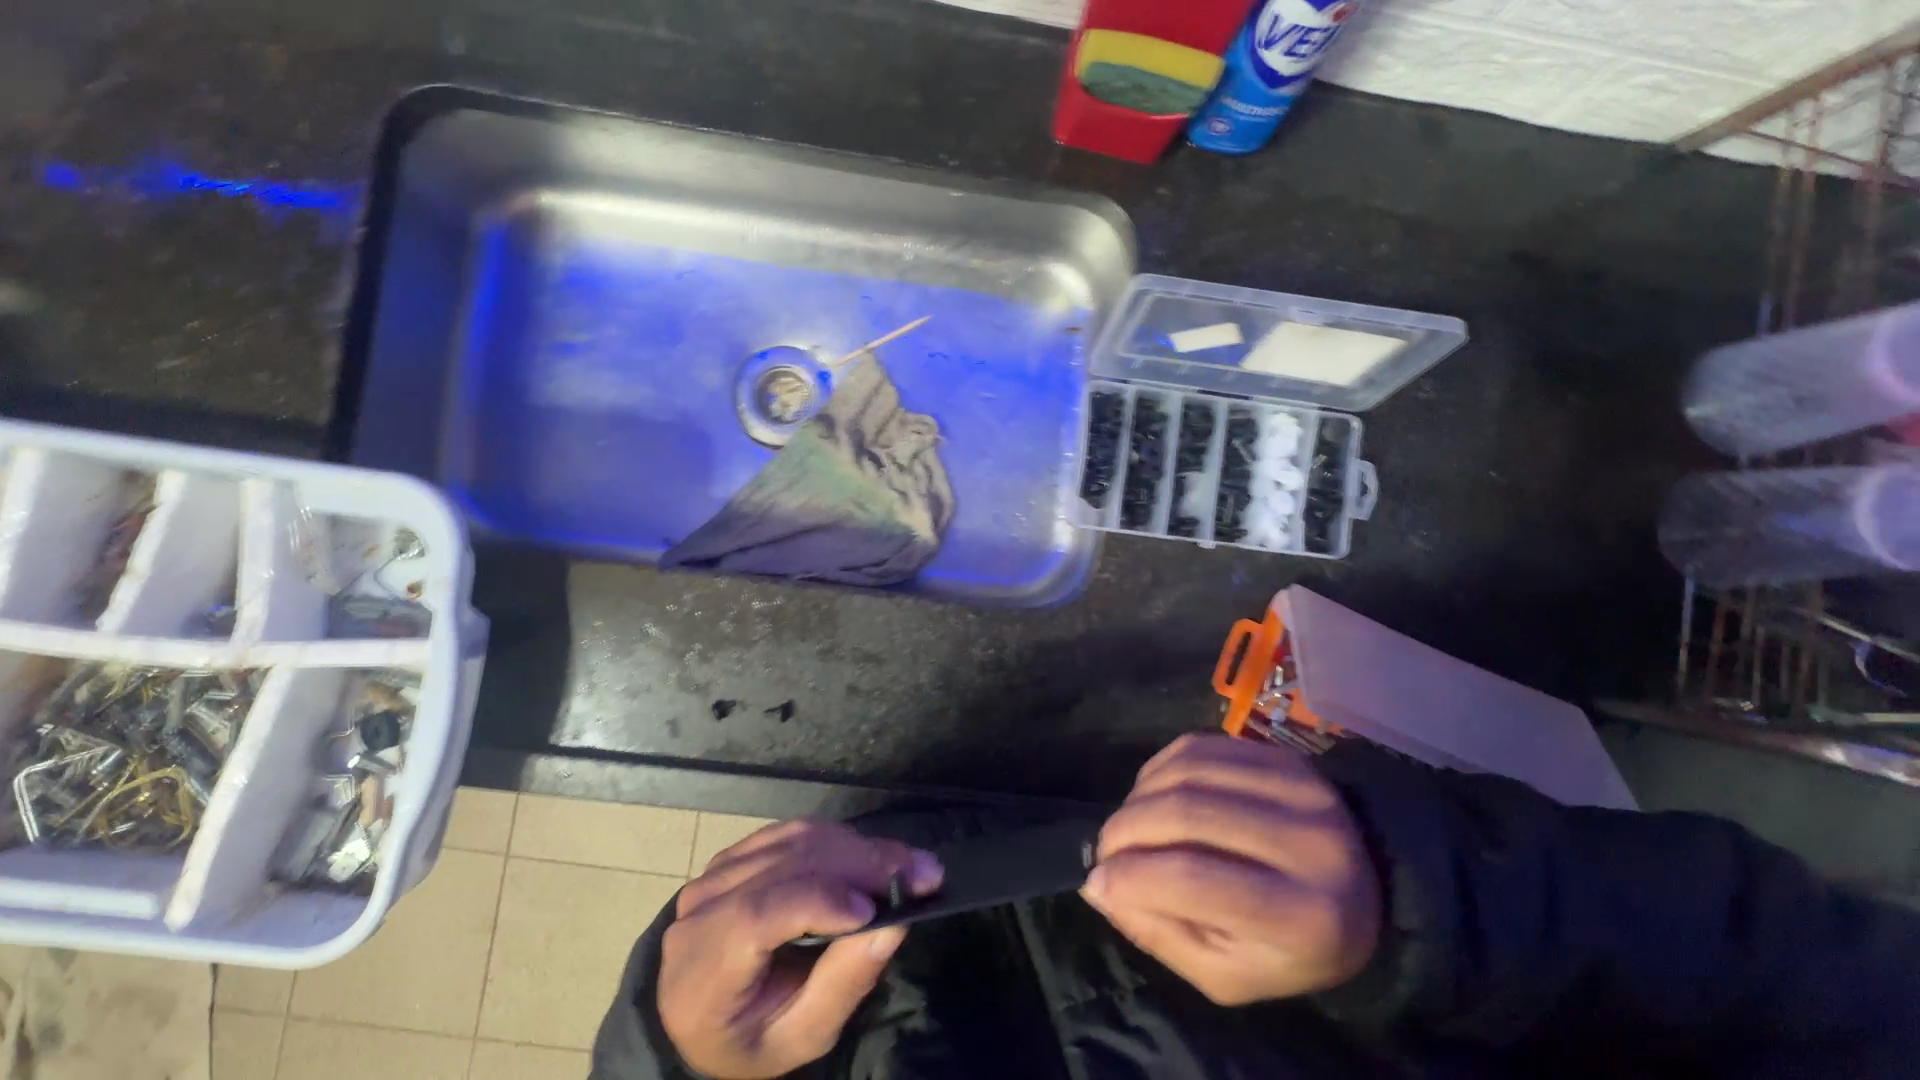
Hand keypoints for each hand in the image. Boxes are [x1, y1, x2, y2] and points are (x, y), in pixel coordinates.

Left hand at [657, 820, 941, 1079]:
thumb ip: (841, 984)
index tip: (874, 910)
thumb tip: (893, 925)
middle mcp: (702, 907)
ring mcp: (716, 873)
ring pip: (795, 839)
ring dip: (858, 847)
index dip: (818, 899)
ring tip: (907, 866)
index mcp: (704, 966)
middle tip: (924, 873)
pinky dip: (838, 840)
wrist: (699, 1016)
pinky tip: (870, 858)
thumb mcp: (800, 1036)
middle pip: (786, 863)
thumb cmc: (751, 1036)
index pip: (757, 913)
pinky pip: (792, 832)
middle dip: (861, 863)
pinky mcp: (735, 855)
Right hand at [1082, 733, 1379, 1005]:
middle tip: (1105, 851)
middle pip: (1186, 813)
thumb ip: (1160, 934)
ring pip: (1188, 771)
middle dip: (1125, 830)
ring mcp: (1302, 788)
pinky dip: (1160, 770)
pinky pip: (1200, 746)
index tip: (1098, 881)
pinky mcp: (1286, 756)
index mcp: (1302, 916)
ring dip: (1138, 797)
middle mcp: (1309, 841)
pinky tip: (1154, 795)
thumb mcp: (1227, 974)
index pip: (1194, 879)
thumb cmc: (1288, 950)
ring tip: (1129, 826)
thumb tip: (1098, 884)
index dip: (1131, 876)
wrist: (1364, 896)